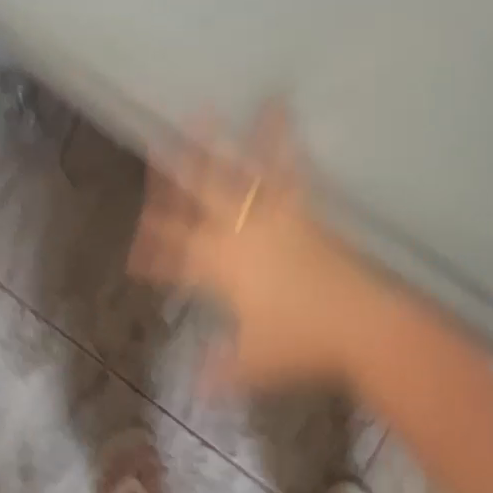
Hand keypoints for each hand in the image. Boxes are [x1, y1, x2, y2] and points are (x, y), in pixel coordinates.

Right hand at [129, 101, 392, 394]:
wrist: (357, 323)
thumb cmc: (301, 344)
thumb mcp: (254, 363)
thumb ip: (220, 370)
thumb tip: (196, 384)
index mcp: (216, 268)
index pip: (172, 256)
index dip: (150, 253)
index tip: (134, 252)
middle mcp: (234, 233)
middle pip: (193, 199)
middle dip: (170, 174)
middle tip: (153, 146)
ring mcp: (267, 214)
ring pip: (232, 173)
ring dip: (214, 142)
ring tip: (202, 110)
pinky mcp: (299, 206)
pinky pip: (286, 167)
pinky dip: (281, 136)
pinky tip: (279, 108)